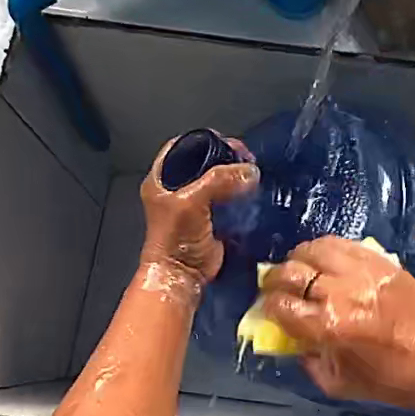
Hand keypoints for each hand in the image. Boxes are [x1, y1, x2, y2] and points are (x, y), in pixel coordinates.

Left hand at [138, 135, 258, 285]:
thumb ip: (218, 180)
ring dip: (235, 177)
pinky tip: (252, 192)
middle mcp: (176, 188)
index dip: (203, 140)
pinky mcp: (211, 219)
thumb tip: (250, 171)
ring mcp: (194, 204)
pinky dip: (240, 195)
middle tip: (245, 159)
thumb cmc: (176, 238)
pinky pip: (228, 200)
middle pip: (204, 162)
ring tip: (252, 174)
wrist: (182, 275)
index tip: (225, 141)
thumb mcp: (192, 201)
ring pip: (218, 181)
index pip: (182, 147)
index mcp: (161, 180)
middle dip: (225, 159)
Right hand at [261, 236, 414, 409]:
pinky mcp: (379, 261)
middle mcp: (340, 293)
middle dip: (275, 280)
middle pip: (290, 272)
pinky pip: (340, 244)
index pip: (279, 304)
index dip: (268, 305)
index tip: (269, 309)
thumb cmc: (386, 379)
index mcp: (327, 326)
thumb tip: (289, 336)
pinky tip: (323, 261)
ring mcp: (360, 272)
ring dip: (298, 260)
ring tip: (299, 270)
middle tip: (276, 287)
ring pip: (313, 250)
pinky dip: (324, 250)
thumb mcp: (335, 382)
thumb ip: (306, 357)